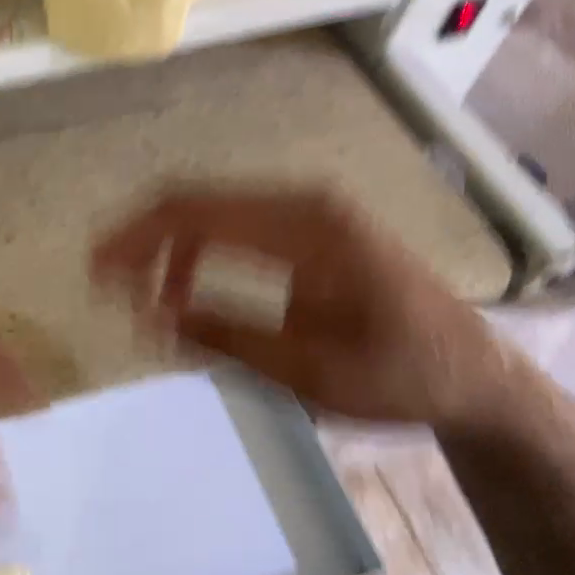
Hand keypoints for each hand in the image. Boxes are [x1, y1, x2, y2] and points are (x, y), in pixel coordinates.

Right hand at [91, 187, 521, 431]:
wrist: (477, 375)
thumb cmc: (402, 376)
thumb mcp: (314, 374)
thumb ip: (229, 338)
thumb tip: (152, 313)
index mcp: (307, 227)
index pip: (197, 213)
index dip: (138, 238)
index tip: (97, 273)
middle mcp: (302, 200)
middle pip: (195, 198)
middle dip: (140, 235)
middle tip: (101, 278)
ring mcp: (307, 207)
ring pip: (209, 205)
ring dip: (164, 242)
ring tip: (136, 290)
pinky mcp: (308, 224)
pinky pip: (232, 219)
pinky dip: (194, 247)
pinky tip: (181, 284)